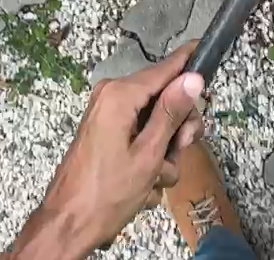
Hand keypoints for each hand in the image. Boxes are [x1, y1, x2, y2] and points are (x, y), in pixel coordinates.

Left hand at [5, 43, 206, 259]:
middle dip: (177, 126)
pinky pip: (139, 130)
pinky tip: (146, 181)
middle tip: (178, 151)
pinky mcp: (105, 129)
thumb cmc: (107, 193)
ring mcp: (106, 112)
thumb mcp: (148, 155)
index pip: (166, 68)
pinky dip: (148, 153)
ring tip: (158, 176)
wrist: (65, 226)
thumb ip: (171, 113)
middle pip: (163, 96)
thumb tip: (193, 77)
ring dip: (164, 148)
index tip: (208, 48)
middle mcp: (112, 94)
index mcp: (120, 94)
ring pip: (154, 118)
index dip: (190, 61)